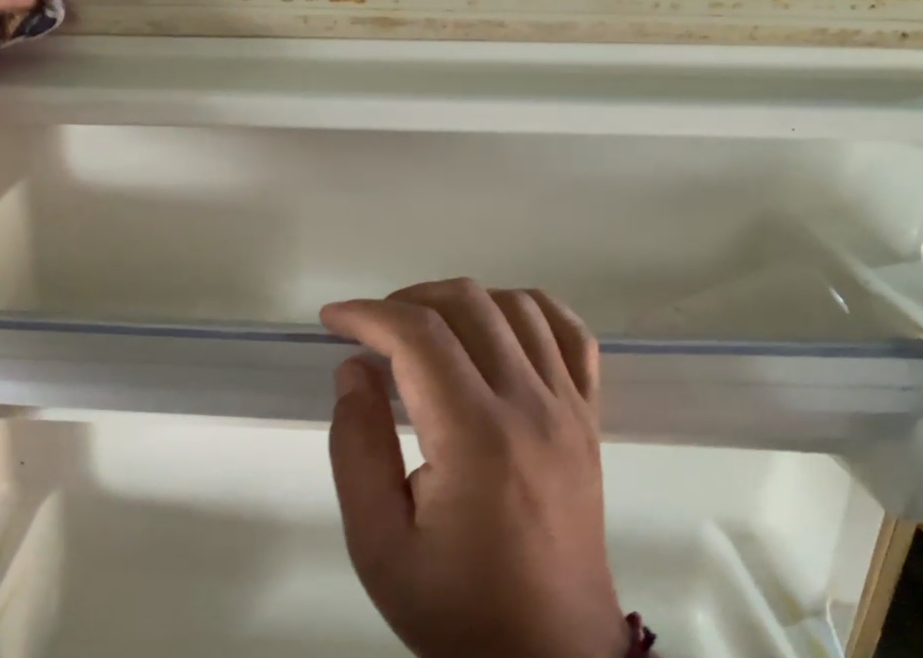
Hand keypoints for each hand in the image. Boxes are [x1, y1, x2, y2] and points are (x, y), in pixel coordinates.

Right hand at [322, 280, 623, 657]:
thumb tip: (355, 370)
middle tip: (372, 334)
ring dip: (461, 302)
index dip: (367, 314)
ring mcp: (569, 408)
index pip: (418, 336)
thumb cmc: (457, 607)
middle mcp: (530, 407)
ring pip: (517, 306)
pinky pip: (571, 333)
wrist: (549, 656)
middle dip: (406, 300)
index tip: (332, 322)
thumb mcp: (378, 544)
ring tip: (425, 331)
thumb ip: (356, 449)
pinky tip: (497, 326)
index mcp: (476, 439)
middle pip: (467, 304)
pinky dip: (530, 310)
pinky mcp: (590, 419)